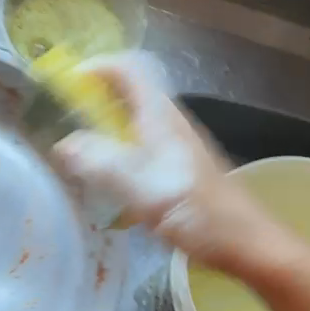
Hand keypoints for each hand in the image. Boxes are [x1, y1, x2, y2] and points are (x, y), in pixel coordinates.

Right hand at [51, 52, 295, 275]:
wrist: (246, 242)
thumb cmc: (198, 215)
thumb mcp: (144, 191)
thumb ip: (103, 164)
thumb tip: (63, 144)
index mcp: (160, 117)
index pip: (129, 68)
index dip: (96, 67)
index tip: (66, 85)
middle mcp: (169, 122)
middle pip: (129, 92)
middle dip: (94, 99)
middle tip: (63, 120)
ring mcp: (176, 145)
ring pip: (134, 120)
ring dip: (104, 127)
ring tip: (78, 150)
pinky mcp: (179, 167)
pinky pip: (140, 145)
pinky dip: (118, 151)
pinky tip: (109, 180)